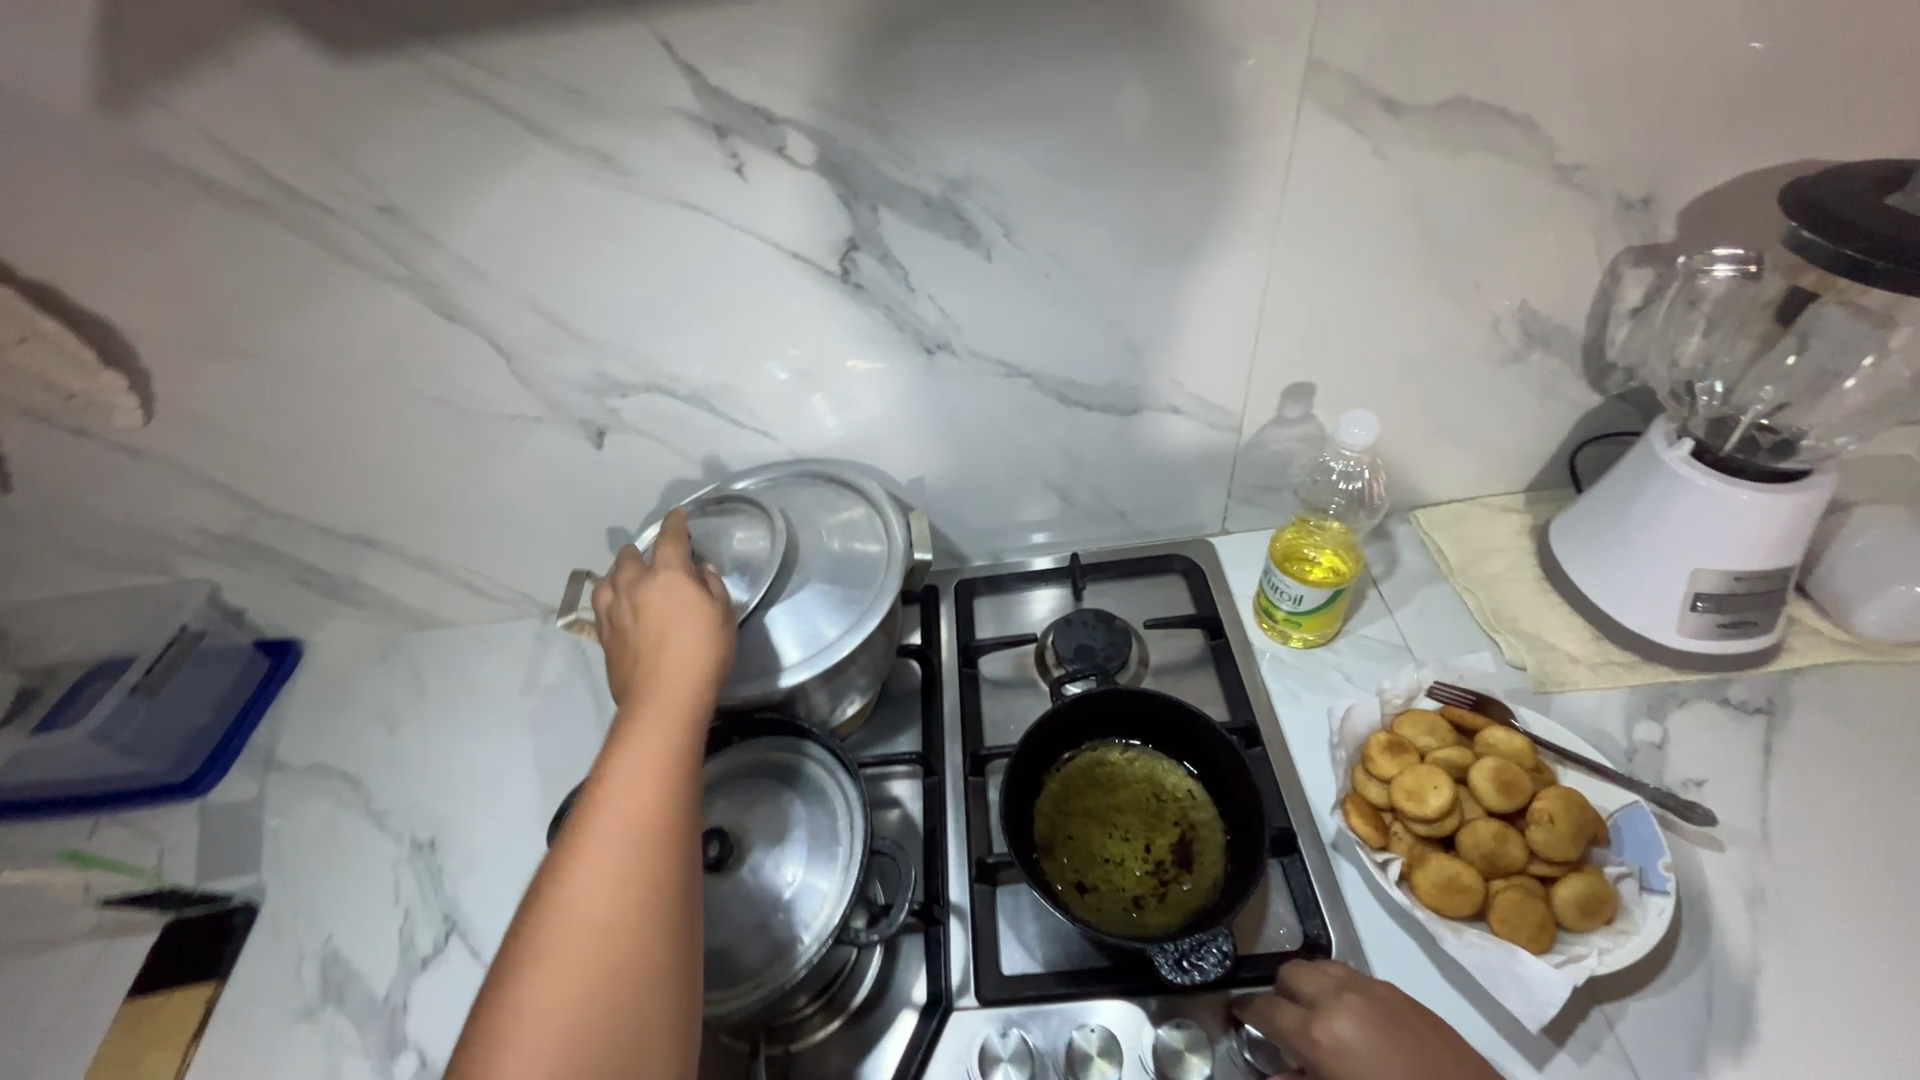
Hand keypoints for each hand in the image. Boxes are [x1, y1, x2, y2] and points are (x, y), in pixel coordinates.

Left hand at [592, 507, 735, 711]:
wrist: (663, 698)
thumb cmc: (703, 653)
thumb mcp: (723, 616)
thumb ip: (711, 586)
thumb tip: (700, 570)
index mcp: (668, 574)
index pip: (670, 538)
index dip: (675, 523)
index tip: (678, 515)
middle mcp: (634, 584)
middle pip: (631, 556)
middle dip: (641, 550)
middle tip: (651, 554)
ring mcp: (613, 608)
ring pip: (609, 577)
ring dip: (619, 571)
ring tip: (627, 574)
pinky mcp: (603, 633)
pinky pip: (601, 603)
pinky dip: (609, 595)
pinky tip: (615, 602)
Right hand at [1234, 960, 1498, 1079]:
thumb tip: (1273, 1074)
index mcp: (1318, 1034)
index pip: (1265, 1009)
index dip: (1246, 1011)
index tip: (1238, 1015)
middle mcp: (1338, 999)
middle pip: (1289, 973)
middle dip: (1278, 993)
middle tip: (1282, 1020)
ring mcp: (1371, 990)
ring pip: (1319, 965)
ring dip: (1308, 984)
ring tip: (1315, 1013)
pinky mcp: (1399, 992)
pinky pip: (1352, 974)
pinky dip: (1338, 986)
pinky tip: (1352, 1017)